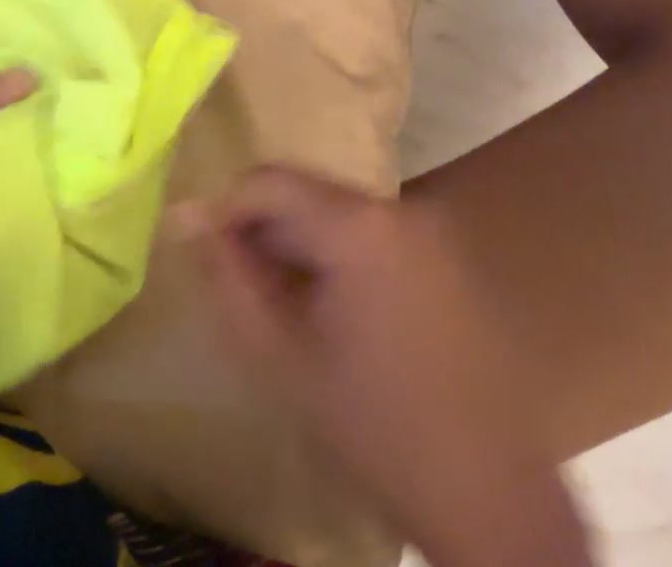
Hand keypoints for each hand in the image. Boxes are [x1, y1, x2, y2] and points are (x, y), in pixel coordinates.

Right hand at [185, 167, 594, 565]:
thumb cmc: (372, 424)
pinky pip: (373, 237)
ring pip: (339, 216)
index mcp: (359, 225)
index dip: (224, 212)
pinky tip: (329, 314)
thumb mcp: (280, 353)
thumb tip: (185, 219)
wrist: (486, 490)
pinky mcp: (449, 259)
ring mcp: (433, 232)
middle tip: (236, 288)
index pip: (268, 181)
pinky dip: (337, 259)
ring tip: (279, 307)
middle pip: (306, 194)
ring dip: (297, 247)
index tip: (200, 254)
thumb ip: (227, 277)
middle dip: (261, 232)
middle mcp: (400, 210)